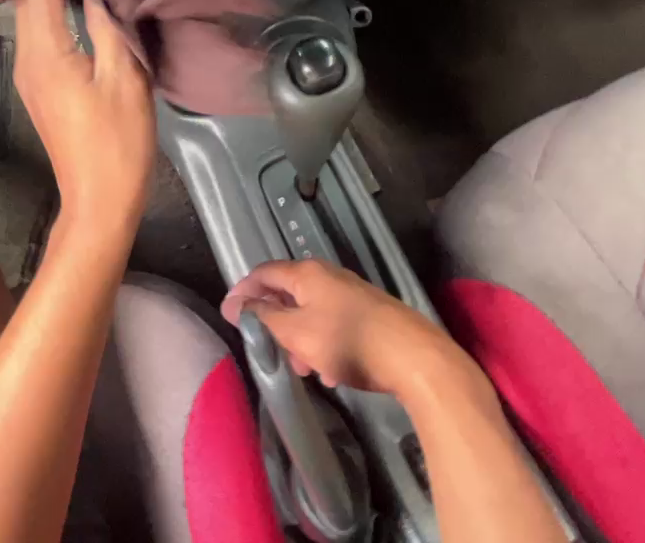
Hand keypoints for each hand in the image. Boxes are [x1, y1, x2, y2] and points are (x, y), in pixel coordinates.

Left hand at [13, 0, 155, 233]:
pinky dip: (55, 14)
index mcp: (46, 53)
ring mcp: (29, 75)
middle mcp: (27, 59)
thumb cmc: (117, 142)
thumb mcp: (124, 77)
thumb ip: (108, 24)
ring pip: (33, 17)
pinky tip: (80, 6)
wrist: (99, 200)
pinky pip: (41, 37)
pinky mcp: (39, 88)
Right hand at [221, 259, 467, 397]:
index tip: (229, 314)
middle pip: (289, 291)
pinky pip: (334, 323)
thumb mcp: (296, 332)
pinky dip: (323, 343)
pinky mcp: (371, 314)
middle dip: (274, 320)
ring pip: (312, 311)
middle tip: (266, 347)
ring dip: (299, 338)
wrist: (415, 357)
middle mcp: (329, 275)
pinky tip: (331, 372)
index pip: (264, 272)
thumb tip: (240, 303)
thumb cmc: (348, 342)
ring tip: (302, 369)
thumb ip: (264, 316)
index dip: (243, 291)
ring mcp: (353, 293)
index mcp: (307, 273)